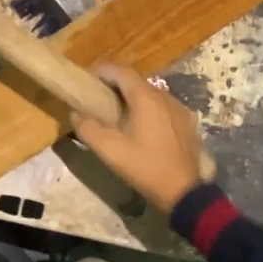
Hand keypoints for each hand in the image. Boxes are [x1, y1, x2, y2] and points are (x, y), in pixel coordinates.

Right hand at [71, 64, 207, 213]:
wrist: (183, 191)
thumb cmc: (144, 167)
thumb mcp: (109, 150)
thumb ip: (87, 128)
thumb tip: (76, 113)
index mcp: (145, 97)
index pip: (120, 71)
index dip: (100, 72)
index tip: (86, 82)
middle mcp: (164, 96)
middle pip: (135, 81)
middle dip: (114, 86)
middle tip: (97, 100)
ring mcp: (178, 108)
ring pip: (149, 94)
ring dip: (131, 98)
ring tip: (117, 115)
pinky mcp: (186, 121)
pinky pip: (162, 107)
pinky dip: (147, 110)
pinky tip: (141, 128)